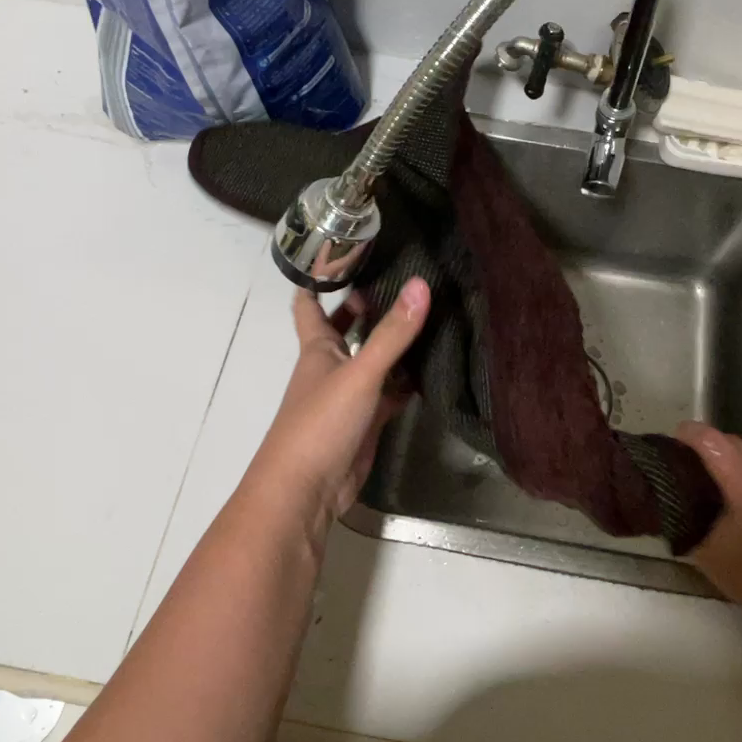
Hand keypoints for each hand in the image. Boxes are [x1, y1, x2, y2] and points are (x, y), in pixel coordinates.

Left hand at [245, 278, 429, 527]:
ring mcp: (350, 395)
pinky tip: (435, 368)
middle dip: (367, 306)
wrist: (306, 490)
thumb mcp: (359, 373)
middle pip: (347, 329)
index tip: (343, 250)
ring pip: (373, 360)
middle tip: (403, 279)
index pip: (310, 304)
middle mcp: (331, 366)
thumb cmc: (319, 423)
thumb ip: (392, 333)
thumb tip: (421, 285)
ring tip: (431, 314)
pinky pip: (391, 393)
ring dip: (394, 343)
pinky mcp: (368, 421)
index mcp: (317, 348)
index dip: (319, 278)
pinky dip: (409, 382)